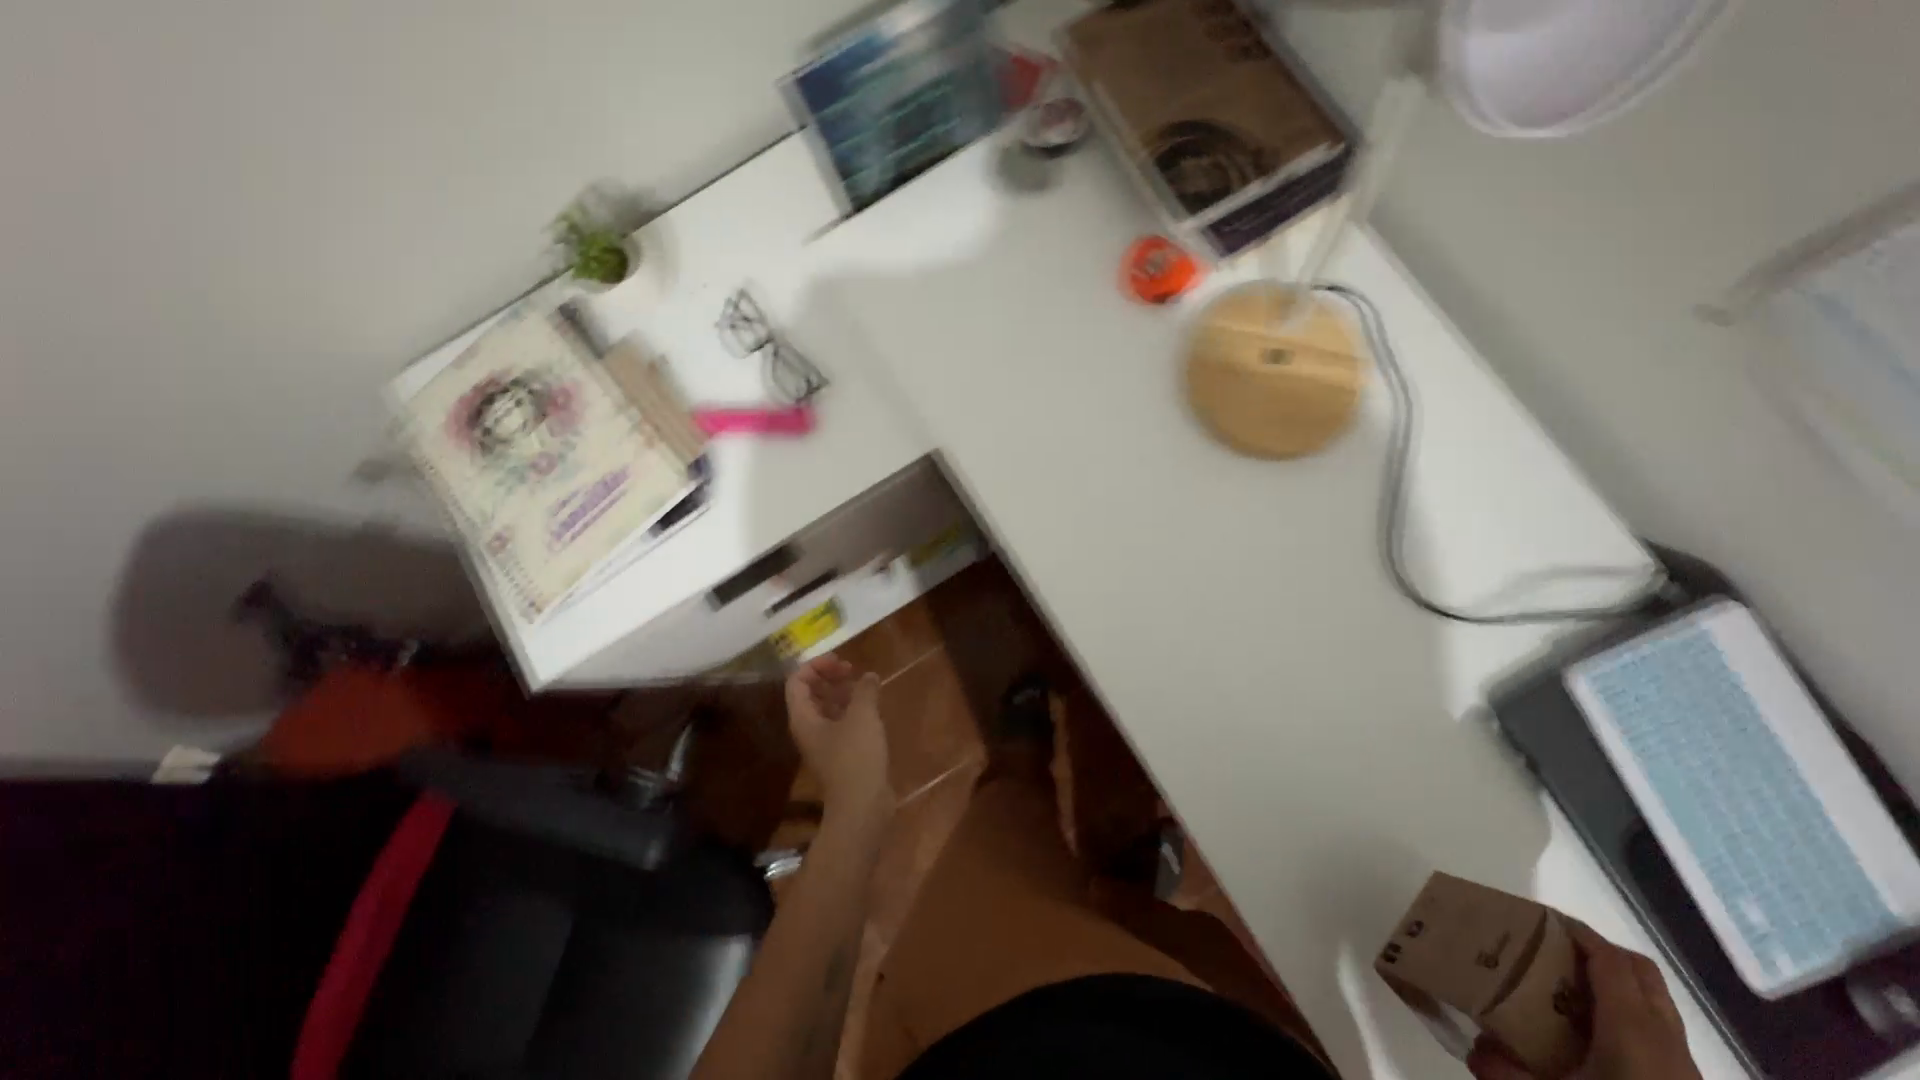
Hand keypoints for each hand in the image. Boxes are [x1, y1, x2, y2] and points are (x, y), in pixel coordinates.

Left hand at [785, 655, 891, 824]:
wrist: (862, 805)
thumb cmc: (856, 756)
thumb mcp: (862, 717)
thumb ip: (864, 691)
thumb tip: (868, 676)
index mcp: (803, 718)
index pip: (797, 681)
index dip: (816, 665)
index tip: (841, 661)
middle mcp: (807, 729)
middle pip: (810, 694)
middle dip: (829, 677)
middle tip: (852, 670)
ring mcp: (823, 744)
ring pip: (826, 709)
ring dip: (841, 693)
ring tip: (864, 686)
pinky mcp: (840, 755)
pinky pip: (840, 724)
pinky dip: (851, 711)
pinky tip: (870, 709)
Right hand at [1468, 922, 1701, 1079]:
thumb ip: (1504, 1072)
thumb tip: (1475, 1047)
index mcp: (1632, 1029)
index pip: (1608, 959)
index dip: (1576, 932)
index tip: (1539, 919)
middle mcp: (1665, 1037)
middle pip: (1640, 972)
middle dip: (1599, 952)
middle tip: (1553, 952)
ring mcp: (1684, 1065)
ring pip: (1656, 1003)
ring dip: (1617, 986)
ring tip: (1570, 994)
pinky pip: (1661, 1033)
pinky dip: (1629, 1019)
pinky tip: (1597, 1043)